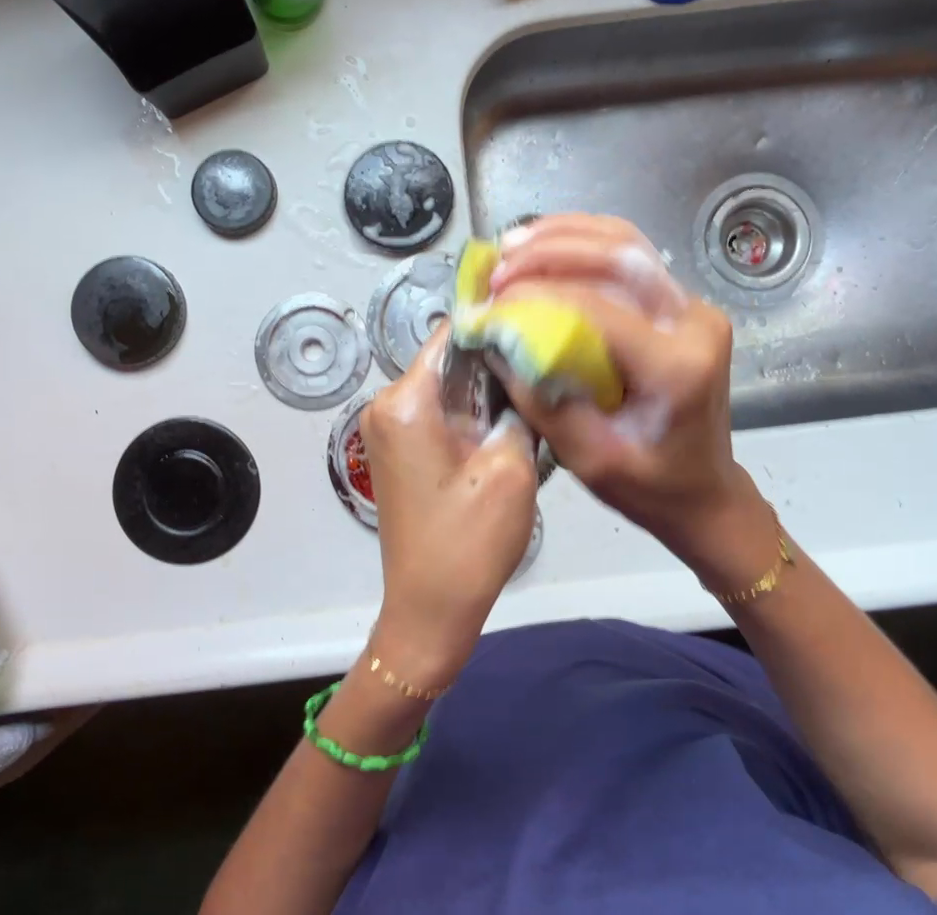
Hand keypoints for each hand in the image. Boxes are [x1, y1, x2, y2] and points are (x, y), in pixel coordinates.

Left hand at [361, 328, 538, 687]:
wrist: (430, 610)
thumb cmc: (468, 543)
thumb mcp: (510, 468)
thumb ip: (515, 407)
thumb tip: (523, 368)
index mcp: (405, 401)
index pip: (451, 334)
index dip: (496, 326)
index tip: (541, 326)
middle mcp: (387, 406)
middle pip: (450, 361)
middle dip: (496, 364)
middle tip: (549, 368)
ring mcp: (390, 431)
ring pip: (449, 390)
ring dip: (488, 395)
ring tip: (536, 399)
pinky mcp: (401, 453)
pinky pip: (441, 416)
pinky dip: (473, 418)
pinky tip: (510, 431)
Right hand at [492, 215, 771, 578]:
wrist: (702, 491)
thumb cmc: (648, 486)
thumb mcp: (588, 458)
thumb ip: (542, 399)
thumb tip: (494, 343)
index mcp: (676, 366)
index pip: (598, 308)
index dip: (535, 297)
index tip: (488, 306)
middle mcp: (694, 323)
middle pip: (618, 257)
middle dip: (547, 253)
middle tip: (495, 269)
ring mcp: (693, 307)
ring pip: (626, 243)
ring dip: (563, 237)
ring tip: (510, 245)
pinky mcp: (682, 303)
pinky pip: (631, 255)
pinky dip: (583, 242)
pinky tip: (544, 245)